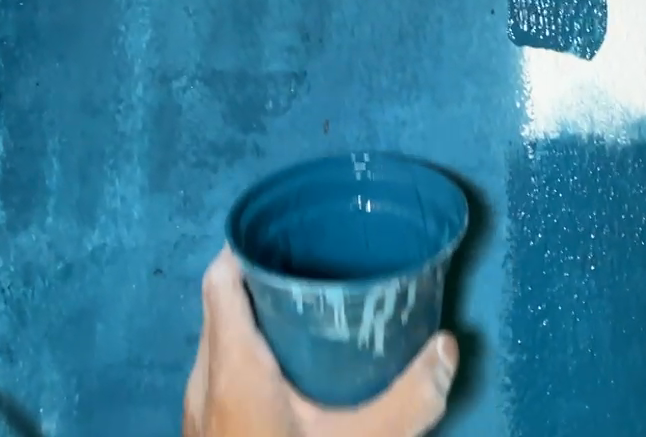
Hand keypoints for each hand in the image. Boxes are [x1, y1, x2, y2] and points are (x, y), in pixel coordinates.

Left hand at [183, 249, 458, 436]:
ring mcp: (198, 410)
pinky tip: (290, 369)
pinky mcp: (206, 431)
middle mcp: (203, 379)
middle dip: (261, 276)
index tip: (287, 229)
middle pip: (221, 304)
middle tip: (314, 266)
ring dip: (253, 316)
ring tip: (307, 308)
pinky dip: (248, 351)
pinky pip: (219, 370)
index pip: (220, 279)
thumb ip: (408, 399)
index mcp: (232, 366)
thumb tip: (447, 347)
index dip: (245, 244)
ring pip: (219, 339)